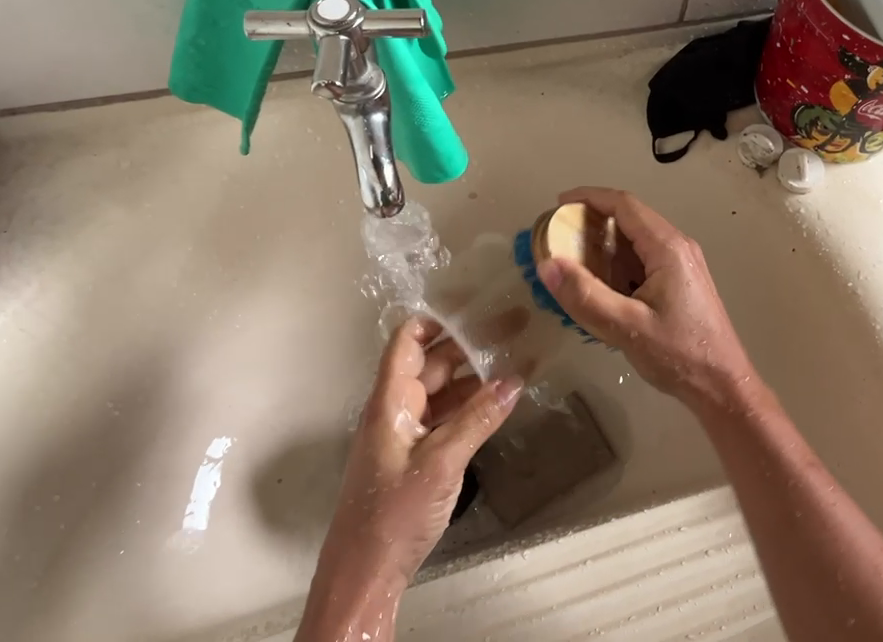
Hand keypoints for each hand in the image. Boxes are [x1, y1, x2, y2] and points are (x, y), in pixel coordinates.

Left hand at [308, 317, 520, 620]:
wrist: (365, 576)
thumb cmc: (392, 514)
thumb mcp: (441, 462)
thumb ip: (478, 418)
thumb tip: (514, 378)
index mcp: (390, 401)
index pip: (407, 340)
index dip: (438, 318)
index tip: (478, 306)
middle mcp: (396, 409)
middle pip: (433, 362)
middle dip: (471, 344)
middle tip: (515, 327)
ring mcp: (407, 433)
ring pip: (444, 390)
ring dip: (477, 376)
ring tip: (518, 359)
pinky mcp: (417, 456)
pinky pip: (447, 417)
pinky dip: (473, 406)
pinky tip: (502, 400)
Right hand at [538, 187, 757, 413]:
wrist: (723, 384)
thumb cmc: (679, 354)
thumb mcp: (627, 327)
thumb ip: (585, 296)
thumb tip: (547, 265)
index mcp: (668, 248)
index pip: (625, 205)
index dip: (590, 197)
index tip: (558, 204)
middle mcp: (678, 247)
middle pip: (631, 217)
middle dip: (594, 218)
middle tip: (559, 232)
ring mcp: (682, 263)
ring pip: (638, 238)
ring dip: (606, 240)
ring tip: (571, 254)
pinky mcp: (681, 281)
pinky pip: (644, 257)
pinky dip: (618, 259)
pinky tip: (599, 280)